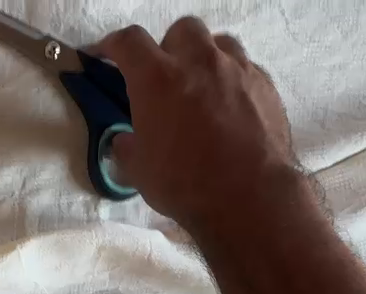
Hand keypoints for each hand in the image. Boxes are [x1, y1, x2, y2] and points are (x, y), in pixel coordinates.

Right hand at [96, 19, 311, 237]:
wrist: (246, 192)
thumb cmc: (183, 182)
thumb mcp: (138, 170)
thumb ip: (128, 146)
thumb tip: (124, 139)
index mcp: (157, 81)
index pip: (129, 42)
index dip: (111, 44)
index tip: (102, 53)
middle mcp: (198, 62)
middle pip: (181, 30)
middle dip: (166, 47)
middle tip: (160, 77)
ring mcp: (236, 67)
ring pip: (216, 42)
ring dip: (201, 58)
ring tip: (196, 88)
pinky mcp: (263, 81)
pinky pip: (242, 66)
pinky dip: (227, 78)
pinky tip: (223, 106)